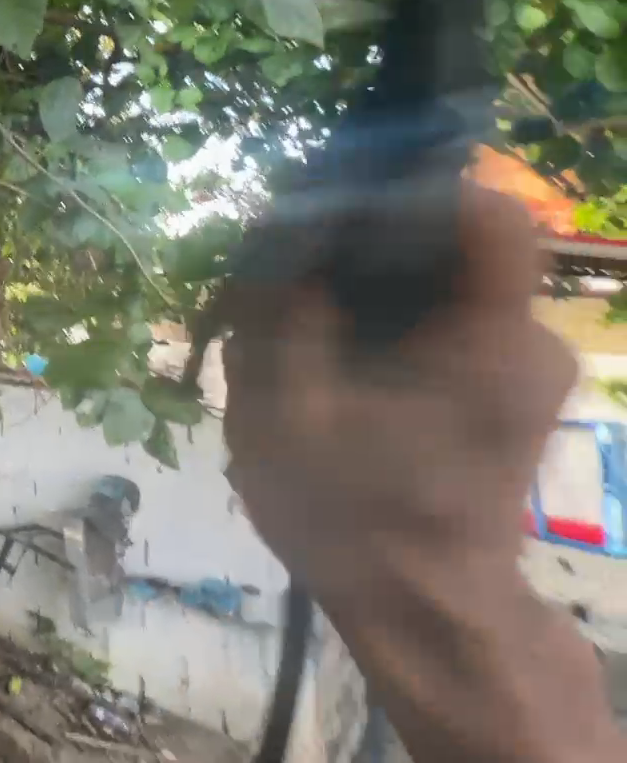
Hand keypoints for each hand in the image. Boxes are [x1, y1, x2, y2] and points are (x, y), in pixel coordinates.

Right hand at [222, 184, 576, 600]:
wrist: (415, 598)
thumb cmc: (347, 509)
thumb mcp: (283, 409)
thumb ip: (280, 315)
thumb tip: (276, 237)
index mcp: (481, 343)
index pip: (485, 216)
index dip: (405, 187)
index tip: (319, 202)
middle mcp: (518, 338)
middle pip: (443, 240)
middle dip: (349, 240)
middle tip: (267, 273)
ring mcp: (510, 359)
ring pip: (429, 275)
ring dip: (349, 279)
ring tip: (275, 316)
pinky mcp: (492, 378)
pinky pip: (429, 310)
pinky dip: (367, 310)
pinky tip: (310, 346)